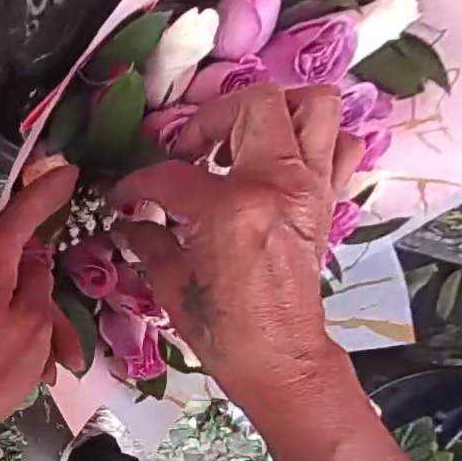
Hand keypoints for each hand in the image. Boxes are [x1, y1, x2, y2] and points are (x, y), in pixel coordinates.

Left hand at [0, 164, 83, 453]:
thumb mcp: (32, 326)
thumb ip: (38, 283)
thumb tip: (34, 264)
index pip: (20, 213)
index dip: (47, 192)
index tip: (69, 170)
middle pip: (20, 266)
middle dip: (50, 305)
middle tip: (69, 348)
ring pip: (12, 295)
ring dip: (38, 329)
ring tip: (55, 369)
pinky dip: (18, 333)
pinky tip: (34, 369)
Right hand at [109, 85, 361, 406]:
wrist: (276, 355)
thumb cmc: (219, 327)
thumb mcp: (170, 283)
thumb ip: (148, 241)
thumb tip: (128, 223)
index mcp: (229, 210)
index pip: (171, 176)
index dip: (137, 184)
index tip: (123, 197)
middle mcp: (276, 184)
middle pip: (252, 105)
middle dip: (208, 121)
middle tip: (187, 154)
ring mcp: (310, 187)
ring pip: (311, 105)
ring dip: (271, 113)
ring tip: (238, 143)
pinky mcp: (326, 200)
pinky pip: (338, 143)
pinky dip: (311, 139)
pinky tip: (277, 163)